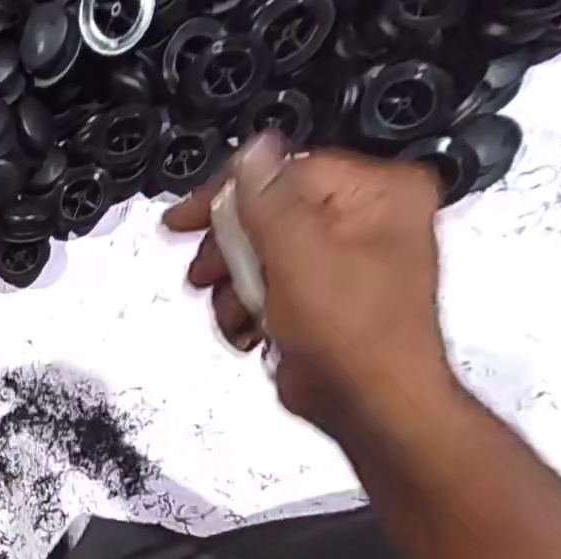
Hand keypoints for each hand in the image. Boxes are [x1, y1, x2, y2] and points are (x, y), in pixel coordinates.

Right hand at [163, 133, 460, 436]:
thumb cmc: (356, 337)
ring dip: (235, 291)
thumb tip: (252, 153)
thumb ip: (269, 202)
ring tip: (241, 316)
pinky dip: (246, 314)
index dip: (228, 195)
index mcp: (375, 195)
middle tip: (209, 275)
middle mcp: (359, 224)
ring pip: (256, 258)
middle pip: (265, 217)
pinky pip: (262, 290)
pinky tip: (253, 332)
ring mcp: (335, 264)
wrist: (365, 403)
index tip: (185, 218)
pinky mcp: (312, 301)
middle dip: (230, 253)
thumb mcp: (301, 256)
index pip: (285, 171)